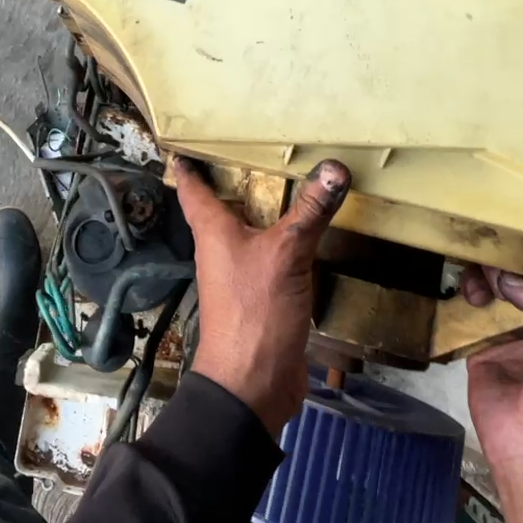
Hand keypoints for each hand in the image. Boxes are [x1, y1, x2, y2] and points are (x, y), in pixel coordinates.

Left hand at [173, 156, 350, 435]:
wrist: (253, 383)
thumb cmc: (255, 311)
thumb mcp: (287, 254)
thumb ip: (310, 211)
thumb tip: (335, 167)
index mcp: (212, 230)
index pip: (192, 187)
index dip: (188, 163)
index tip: (187, 139)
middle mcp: (221, 247)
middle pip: (221, 205)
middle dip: (233, 178)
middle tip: (254, 146)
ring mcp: (240, 273)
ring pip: (248, 230)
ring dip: (262, 209)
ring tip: (285, 179)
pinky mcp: (262, 294)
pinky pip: (271, 255)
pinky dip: (284, 238)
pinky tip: (306, 231)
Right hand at [460, 267, 522, 522]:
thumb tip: (514, 281)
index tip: (511, 243)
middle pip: (518, 283)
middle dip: (501, 265)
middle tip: (485, 256)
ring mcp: (511, 342)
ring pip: (491, 295)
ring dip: (480, 280)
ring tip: (476, 283)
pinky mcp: (480, 355)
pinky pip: (467, 320)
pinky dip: (459, 303)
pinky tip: (464, 295)